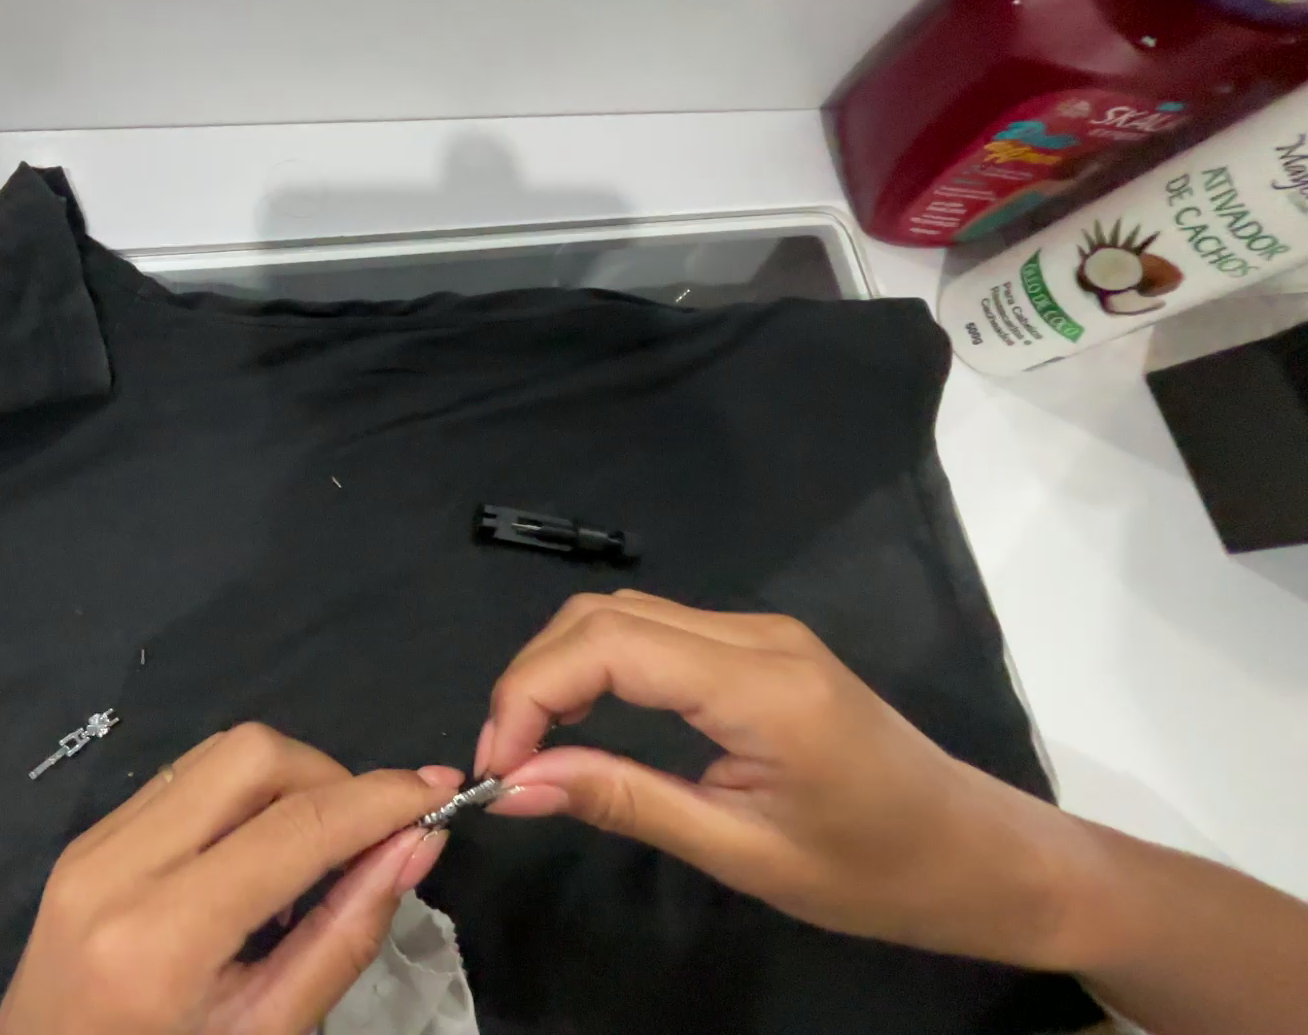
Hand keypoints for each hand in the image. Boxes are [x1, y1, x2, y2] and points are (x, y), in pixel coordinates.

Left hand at [0, 723, 460, 1034]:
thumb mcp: (268, 1033)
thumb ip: (346, 933)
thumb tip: (418, 843)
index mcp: (159, 938)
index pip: (294, 828)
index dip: (379, 799)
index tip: (439, 787)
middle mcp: (117, 865)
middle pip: (252, 754)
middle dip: (328, 777)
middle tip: (363, 835)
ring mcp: (94, 840)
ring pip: (220, 750)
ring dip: (289, 777)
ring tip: (312, 846)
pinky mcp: (90, 833)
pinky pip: (189, 774)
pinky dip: (246, 791)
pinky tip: (257, 847)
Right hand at [473, 590, 1092, 967]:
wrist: (989, 856)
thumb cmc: (879, 875)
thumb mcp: (743, 855)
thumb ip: (622, 800)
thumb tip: (515, 785)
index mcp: (760, 686)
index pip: (607, 647)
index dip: (530, 692)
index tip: (498, 764)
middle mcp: (751, 634)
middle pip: (600, 616)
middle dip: (531, 678)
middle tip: (506, 757)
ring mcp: (753, 629)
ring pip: (617, 613)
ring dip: (555, 667)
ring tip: (532, 740)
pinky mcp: (750, 642)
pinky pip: (646, 629)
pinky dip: (591, 663)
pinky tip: (579, 711)